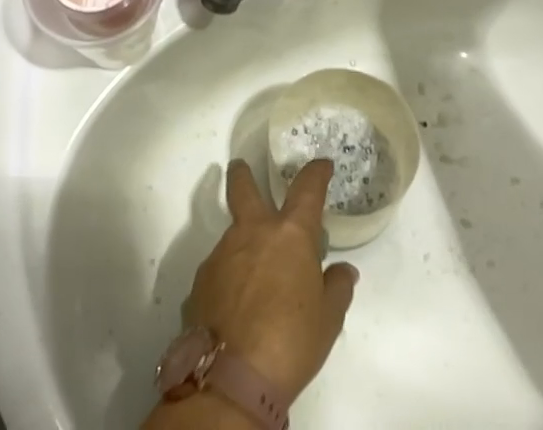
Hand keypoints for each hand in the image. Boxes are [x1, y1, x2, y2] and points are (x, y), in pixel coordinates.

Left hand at [183, 160, 357, 398]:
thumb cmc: (292, 340)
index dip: (315, 173)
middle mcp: (252, 234)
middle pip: (243, 189)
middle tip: (239, 166)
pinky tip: (237, 300)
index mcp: (290, 235)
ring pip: (232, 234)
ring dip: (242, 241)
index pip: (306, 189)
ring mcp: (221, 255)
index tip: (321, 165)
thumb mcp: (329, 318)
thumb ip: (337, 287)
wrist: (233, 376)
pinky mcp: (200, 281)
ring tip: (255, 271)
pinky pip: (220, 268)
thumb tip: (342, 271)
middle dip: (242, 174)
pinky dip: (230, 274)